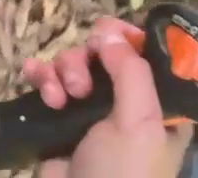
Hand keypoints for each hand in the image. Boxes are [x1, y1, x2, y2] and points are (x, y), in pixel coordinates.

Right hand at [21, 17, 193, 177]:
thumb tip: (110, 34)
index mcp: (159, 108)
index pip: (148, 58)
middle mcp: (125, 104)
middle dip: (83, 61)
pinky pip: (45, 76)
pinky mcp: (59, 113)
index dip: (127, 40)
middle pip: (101, 55)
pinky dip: (39, 76)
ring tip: (58, 98)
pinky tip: (39, 89)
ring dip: (59, 72)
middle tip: (80, 84)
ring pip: (71, 63)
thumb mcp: (140, 126)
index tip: (107, 34)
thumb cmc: (124, 173)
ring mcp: (90, 109)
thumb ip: (131, 75)